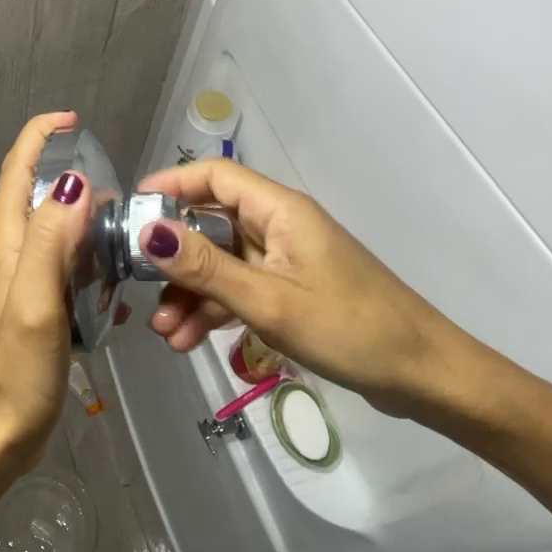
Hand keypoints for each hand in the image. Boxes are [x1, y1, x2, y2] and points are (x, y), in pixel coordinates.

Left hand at [0, 113, 87, 476]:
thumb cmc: (13, 371)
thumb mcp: (36, 301)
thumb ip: (51, 240)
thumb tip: (73, 181)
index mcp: (4, 242)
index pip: (16, 170)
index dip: (40, 136)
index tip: (74, 118)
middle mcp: (6, 253)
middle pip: (35, 194)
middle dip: (72, 176)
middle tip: (121, 192)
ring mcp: (17, 281)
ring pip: (52, 230)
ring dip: (85, 221)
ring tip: (125, 235)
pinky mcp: (31, 307)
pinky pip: (61, 267)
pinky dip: (87, 261)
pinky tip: (112, 286)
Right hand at [135, 159, 467, 416]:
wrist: (423, 376)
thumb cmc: (348, 327)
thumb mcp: (268, 300)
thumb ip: (204, 267)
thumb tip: (146, 231)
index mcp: (279, 210)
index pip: (213, 175)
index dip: (169, 186)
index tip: (128, 213)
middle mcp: (278, 225)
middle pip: (209, 223)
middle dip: (172, 257)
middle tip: (137, 288)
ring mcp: (284, 259)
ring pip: (220, 262)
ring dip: (189, 293)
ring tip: (164, 334)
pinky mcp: (290, 290)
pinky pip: (239, 289)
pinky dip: (214, 309)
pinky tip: (188, 340)